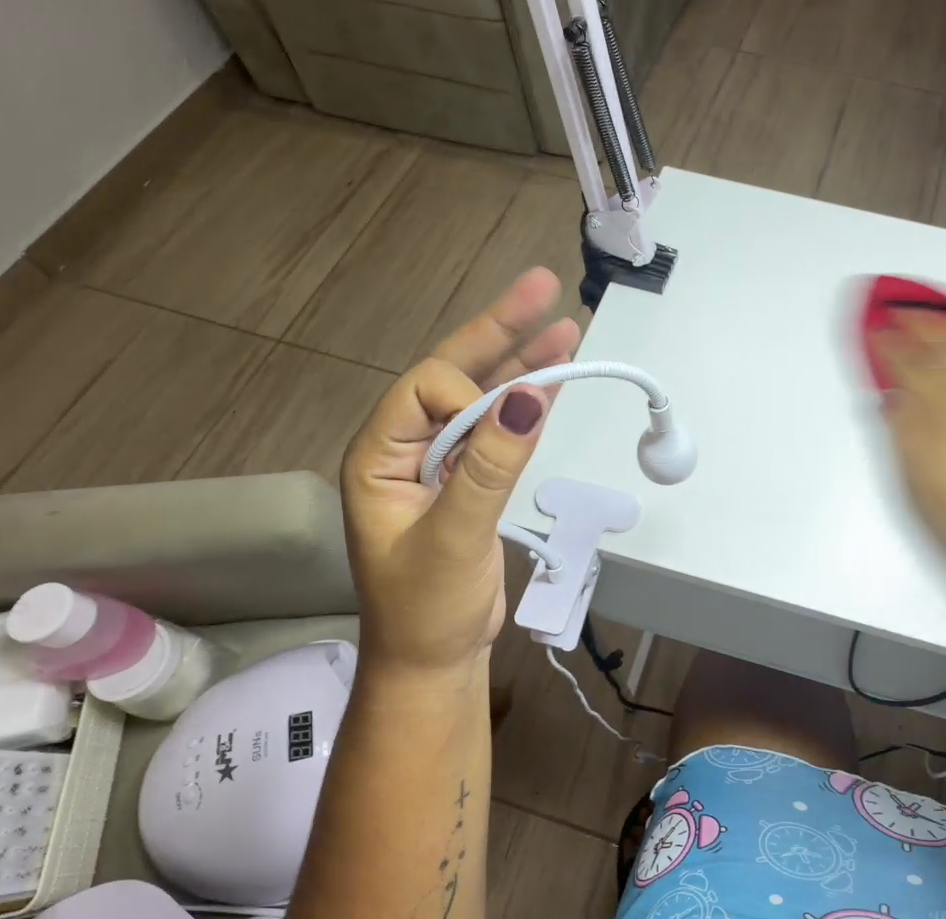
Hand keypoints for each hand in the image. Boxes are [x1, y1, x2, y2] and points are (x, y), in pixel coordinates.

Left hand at [341, 268, 581, 674]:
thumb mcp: (454, 536)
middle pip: (456, 374)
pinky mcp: (472, 478)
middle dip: (500, 331)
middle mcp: (409, 447)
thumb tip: (530, 395)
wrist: (434, 661)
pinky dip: (531, 402)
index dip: (470, 393)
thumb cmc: (426, 608)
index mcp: (381, 455)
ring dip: (523, 361)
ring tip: (565, 323)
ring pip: (484, 397)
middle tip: (542, 285)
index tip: (503, 429)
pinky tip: (557, 373)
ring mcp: (442, 461)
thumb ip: (490, 464)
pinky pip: (501, 428)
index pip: (426, 390)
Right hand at [870, 310, 945, 586]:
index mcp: (937, 404)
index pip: (906, 363)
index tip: (873, 328)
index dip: (887, 343)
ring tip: (935, 315)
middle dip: (916, 324)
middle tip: (899, 308)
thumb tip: (890, 396)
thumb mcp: (917, 476)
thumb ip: (902, 428)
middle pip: (939, 346)